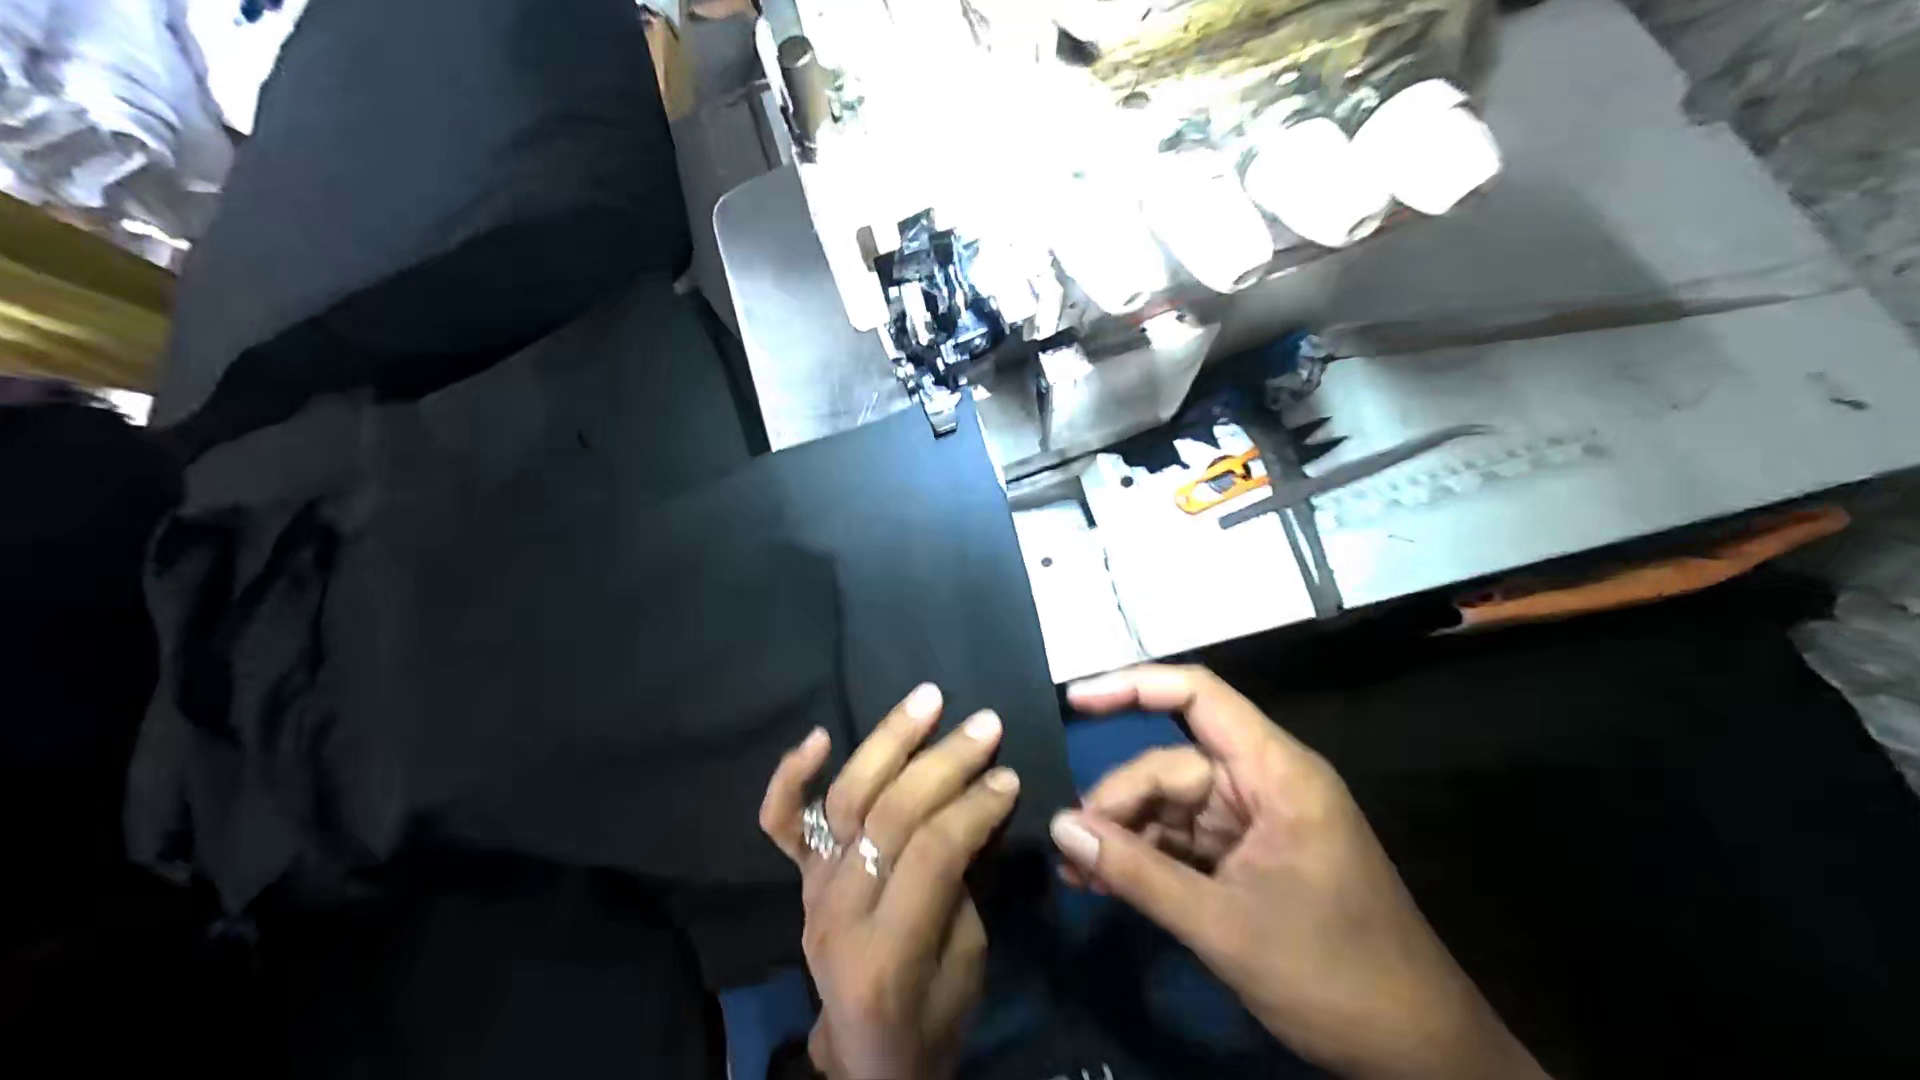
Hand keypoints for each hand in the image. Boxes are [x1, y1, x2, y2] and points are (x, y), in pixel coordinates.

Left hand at [760, 684, 1019, 1079]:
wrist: (867, 1056)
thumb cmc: (931, 1017)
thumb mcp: (968, 959)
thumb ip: (963, 879)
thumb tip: (973, 799)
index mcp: (887, 953)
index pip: (932, 852)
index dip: (975, 806)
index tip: (1009, 775)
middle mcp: (838, 912)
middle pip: (889, 815)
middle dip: (944, 762)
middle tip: (985, 725)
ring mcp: (810, 889)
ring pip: (845, 798)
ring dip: (889, 741)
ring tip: (927, 700)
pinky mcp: (799, 877)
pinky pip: (782, 822)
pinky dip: (792, 774)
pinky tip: (821, 735)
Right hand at [1052, 665, 1546, 1079]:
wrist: (1418, 1057)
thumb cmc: (1333, 977)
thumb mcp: (1222, 925)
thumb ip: (1135, 873)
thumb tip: (1060, 829)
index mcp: (1276, 773)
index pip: (1199, 697)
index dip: (1133, 685)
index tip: (1076, 699)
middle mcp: (1263, 783)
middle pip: (1171, 765)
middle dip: (1118, 802)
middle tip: (1071, 847)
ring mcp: (1256, 821)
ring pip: (1171, 805)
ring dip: (1124, 835)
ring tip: (1079, 873)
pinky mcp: (1249, 856)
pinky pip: (1184, 839)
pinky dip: (1146, 857)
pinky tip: (1106, 882)